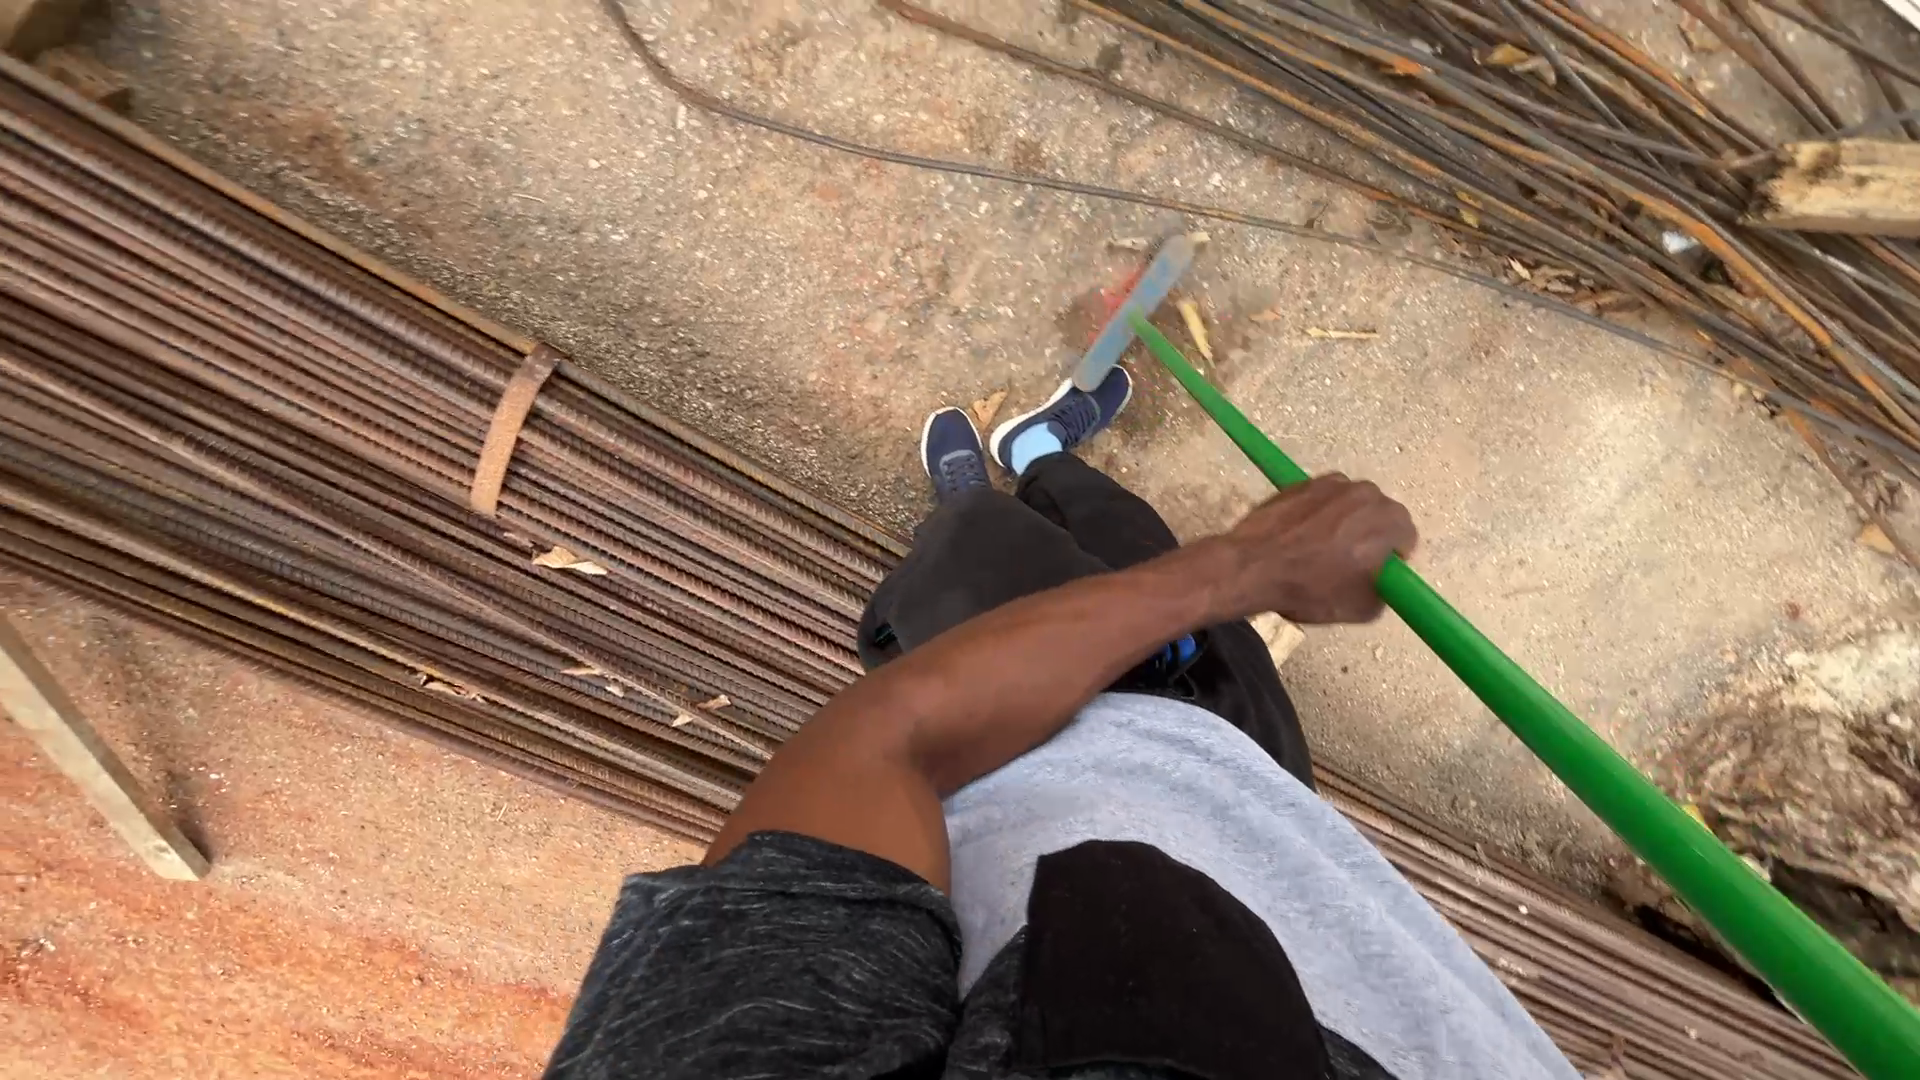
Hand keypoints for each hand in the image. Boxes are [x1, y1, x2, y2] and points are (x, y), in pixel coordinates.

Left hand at [1210, 474, 1417, 623]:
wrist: (1251, 565)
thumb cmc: (1310, 588)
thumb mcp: (1363, 608)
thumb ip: (1386, 590)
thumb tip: (1381, 582)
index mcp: (1390, 520)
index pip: (1405, 538)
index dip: (1390, 559)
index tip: (1371, 573)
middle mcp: (1366, 492)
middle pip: (1378, 516)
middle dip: (1367, 536)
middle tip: (1344, 563)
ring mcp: (1330, 483)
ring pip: (1348, 505)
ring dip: (1341, 522)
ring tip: (1315, 549)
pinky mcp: (1300, 482)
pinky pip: (1319, 500)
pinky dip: (1314, 513)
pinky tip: (1296, 535)